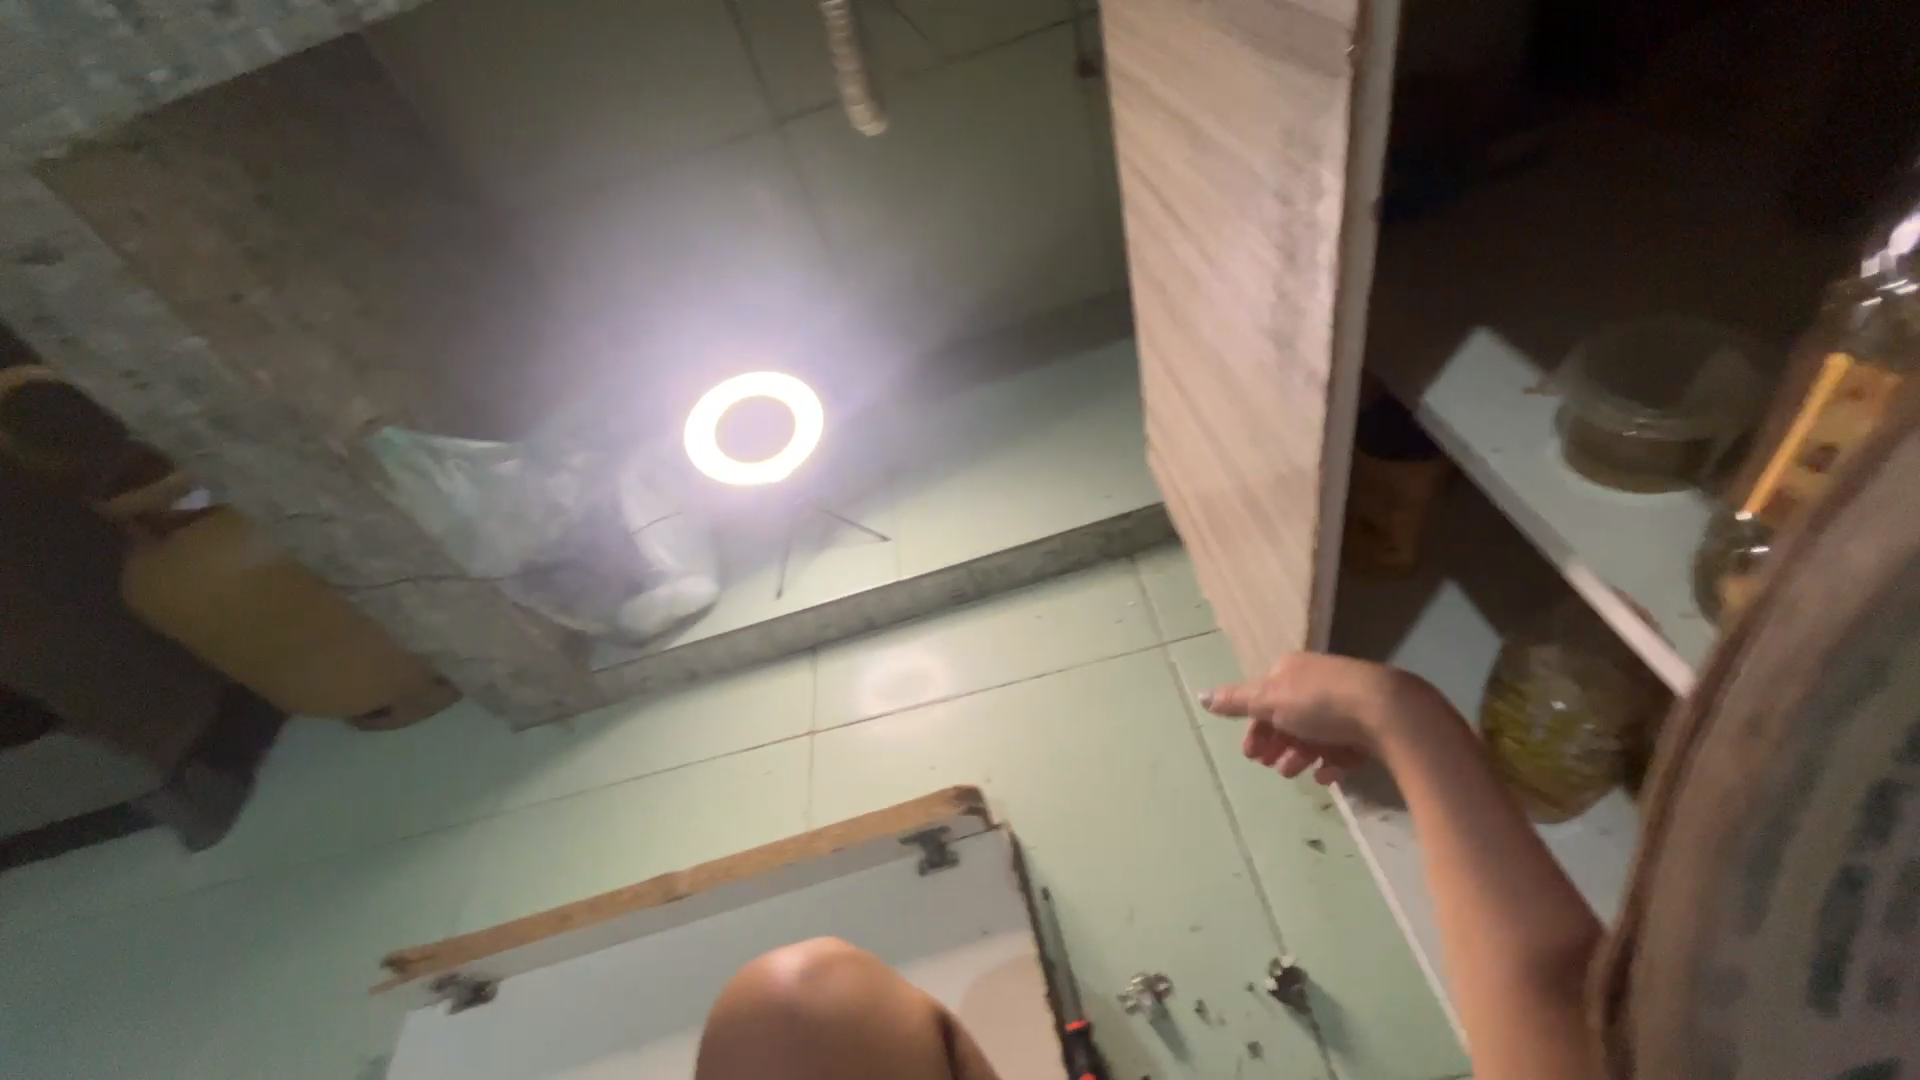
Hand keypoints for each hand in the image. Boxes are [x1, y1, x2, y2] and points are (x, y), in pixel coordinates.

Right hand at [1200, 653, 1430, 785]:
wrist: (1389, 712)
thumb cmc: (1320, 703)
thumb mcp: (1269, 700)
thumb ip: (1236, 701)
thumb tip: (1200, 695)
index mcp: (1291, 671)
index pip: (1264, 698)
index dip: (1255, 727)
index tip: (1251, 755)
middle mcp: (1318, 682)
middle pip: (1289, 717)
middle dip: (1278, 744)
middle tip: (1274, 768)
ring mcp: (1347, 702)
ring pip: (1316, 733)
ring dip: (1302, 755)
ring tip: (1300, 774)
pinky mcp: (1372, 725)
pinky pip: (1345, 745)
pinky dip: (1333, 761)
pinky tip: (1329, 776)